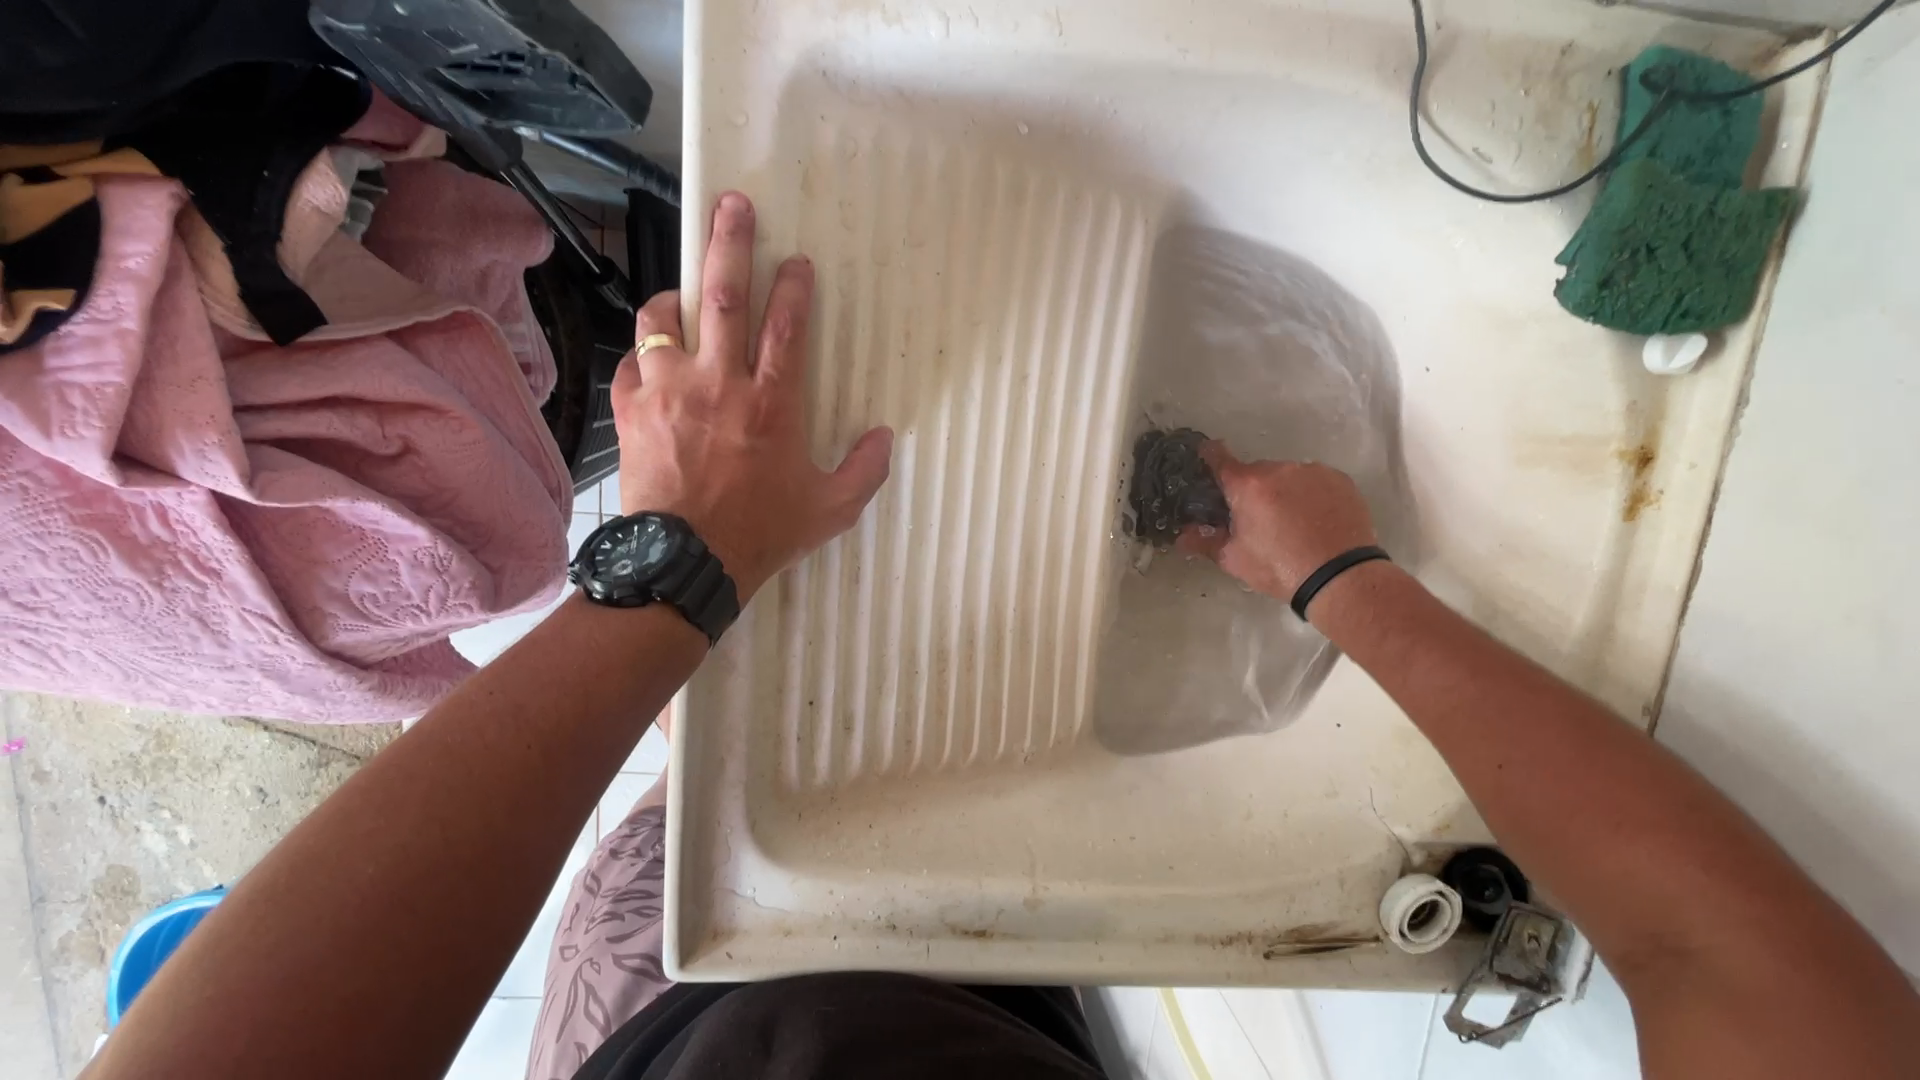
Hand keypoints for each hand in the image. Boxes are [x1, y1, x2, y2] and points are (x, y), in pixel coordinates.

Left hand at [611, 191, 893, 601]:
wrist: (684, 564)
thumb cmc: (762, 534)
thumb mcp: (831, 510)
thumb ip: (865, 470)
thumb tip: (884, 435)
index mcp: (772, 402)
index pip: (786, 325)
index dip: (793, 286)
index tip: (796, 260)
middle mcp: (719, 383)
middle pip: (723, 296)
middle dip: (730, 243)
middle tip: (732, 204)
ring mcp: (669, 392)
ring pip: (664, 318)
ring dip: (675, 296)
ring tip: (683, 291)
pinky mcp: (632, 410)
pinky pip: (633, 362)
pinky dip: (645, 353)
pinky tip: (654, 358)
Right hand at [1176, 442, 1378, 600]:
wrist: (1340, 576)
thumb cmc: (1279, 568)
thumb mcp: (1235, 559)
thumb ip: (1205, 542)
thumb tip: (1181, 536)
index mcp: (1248, 486)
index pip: (1220, 458)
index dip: (1210, 456)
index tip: (1206, 455)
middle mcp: (1279, 469)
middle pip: (1256, 473)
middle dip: (1252, 490)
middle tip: (1258, 520)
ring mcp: (1312, 471)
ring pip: (1287, 476)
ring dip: (1282, 492)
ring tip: (1291, 523)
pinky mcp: (1339, 480)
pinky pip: (1314, 481)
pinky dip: (1309, 494)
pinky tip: (1314, 519)